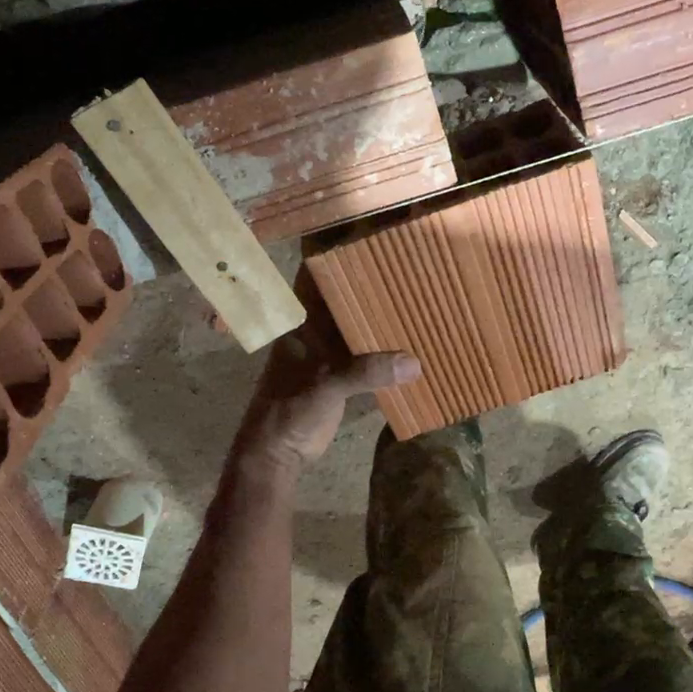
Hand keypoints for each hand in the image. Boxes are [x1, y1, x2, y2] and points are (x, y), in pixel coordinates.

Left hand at [229, 274, 419, 474]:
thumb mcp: (327, 385)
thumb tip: (414, 363)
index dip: (335, 255)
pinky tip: (410, 340)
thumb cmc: (290, 410)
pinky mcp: (340, 376)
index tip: (365, 236)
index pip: (316, 276)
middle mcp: (314, 331)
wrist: (277, 455)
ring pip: (355, 325)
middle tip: (405, 263)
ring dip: (378, 316)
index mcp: (301, 323)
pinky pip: (365, 353)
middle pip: (342, 298)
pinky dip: (384, 347)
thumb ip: (366, 371)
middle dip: (367, 283)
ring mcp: (327, 354)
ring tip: (415, 293)